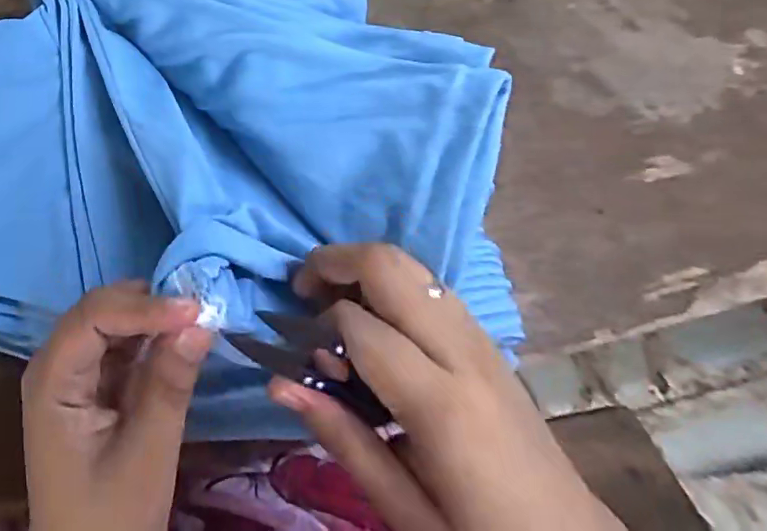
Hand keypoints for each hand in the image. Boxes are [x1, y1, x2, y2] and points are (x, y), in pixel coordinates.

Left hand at [22, 281, 214, 530]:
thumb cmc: (111, 519)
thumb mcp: (146, 456)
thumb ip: (168, 385)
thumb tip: (199, 324)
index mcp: (50, 378)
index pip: (93, 317)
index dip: (143, 307)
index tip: (193, 309)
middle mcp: (52, 364)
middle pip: (98, 311)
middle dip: (147, 305)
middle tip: (197, 309)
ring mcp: (68, 374)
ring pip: (109, 323)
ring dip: (150, 319)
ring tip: (193, 320)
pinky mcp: (87, 387)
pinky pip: (117, 347)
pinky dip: (147, 340)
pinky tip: (175, 342)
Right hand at [268, 244, 619, 530]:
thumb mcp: (407, 513)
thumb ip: (344, 439)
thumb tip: (278, 383)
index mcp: (442, 404)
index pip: (359, 325)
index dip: (317, 329)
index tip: (301, 359)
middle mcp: (463, 354)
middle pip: (387, 265)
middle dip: (332, 262)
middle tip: (303, 295)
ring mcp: (482, 340)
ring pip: (410, 265)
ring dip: (361, 268)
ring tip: (334, 307)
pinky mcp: (488, 341)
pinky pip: (429, 287)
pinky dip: (389, 283)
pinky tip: (375, 322)